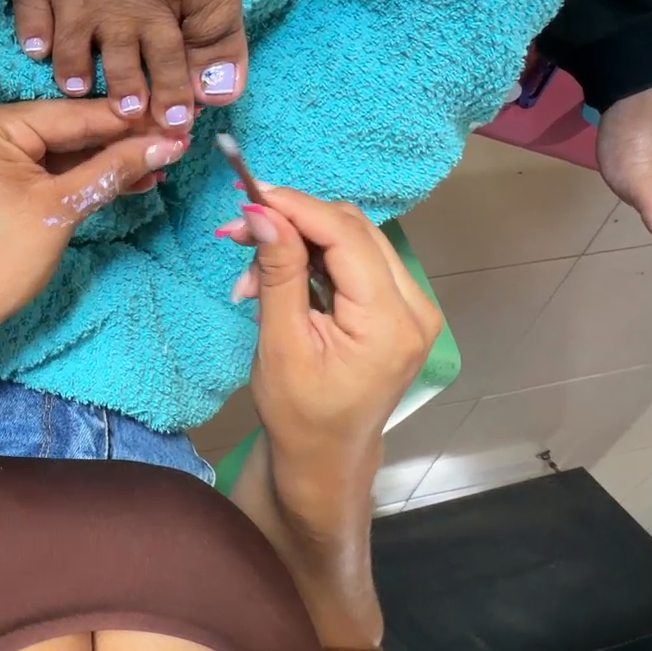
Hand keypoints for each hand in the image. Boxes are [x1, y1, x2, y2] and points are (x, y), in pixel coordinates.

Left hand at [0, 100, 186, 326]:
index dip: (131, 119)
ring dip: (116, 159)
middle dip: (127, 138)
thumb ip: (114, 169)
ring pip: (72, 149)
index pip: (76, 114)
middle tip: (181, 136)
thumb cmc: (0, 257)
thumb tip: (170, 143)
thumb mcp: (62, 208)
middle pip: (75, 127)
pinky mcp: (13, 177)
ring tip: (168, 160)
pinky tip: (138, 178)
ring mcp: (3, 152)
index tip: (180, 116)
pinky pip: (60, 168)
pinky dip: (93, 176)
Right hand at [223, 189, 442, 533]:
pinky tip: (275, 277)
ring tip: (250, 269)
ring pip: (351, 237)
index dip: (297, 206)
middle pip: (352, 229)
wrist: (324, 456)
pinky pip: (352, 257)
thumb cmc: (299, 411)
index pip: (346, 235)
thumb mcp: (281, 341)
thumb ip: (278, 271)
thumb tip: (261, 211)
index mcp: (390, 321)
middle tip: (237, 231)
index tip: (249, 194)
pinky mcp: (395, 306)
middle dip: (292, 220)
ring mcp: (410, 305)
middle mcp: (414, 305)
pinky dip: (310, 256)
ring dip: (297, 238)